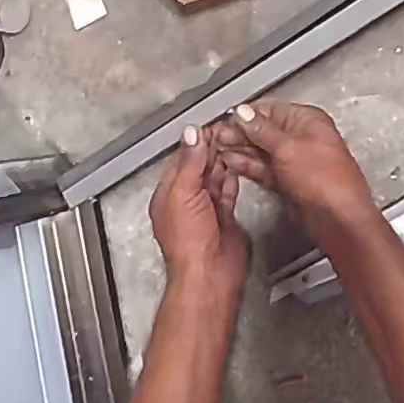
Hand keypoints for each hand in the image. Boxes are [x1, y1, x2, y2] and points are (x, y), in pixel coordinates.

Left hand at [149, 126, 248, 301]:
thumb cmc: (189, 242)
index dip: (194, 144)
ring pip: (213, 179)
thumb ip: (189, 163)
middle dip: (209, 150)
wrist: (210, 274)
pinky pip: (227, 194)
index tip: (207, 128)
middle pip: (198, 168)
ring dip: (221, 162)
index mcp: (168, 195)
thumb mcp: (184, 193)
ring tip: (232, 143)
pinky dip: (231, 181)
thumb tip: (191, 136)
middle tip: (224, 132)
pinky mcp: (224, 219)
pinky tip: (235, 169)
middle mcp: (185, 202)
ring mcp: (205, 211)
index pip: (180, 161)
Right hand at [210, 102, 382, 245]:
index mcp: (308, 121)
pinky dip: (247, 165)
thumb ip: (261, 129)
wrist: (337, 218)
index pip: (270, 110)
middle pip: (264, 130)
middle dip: (240, 132)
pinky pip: (264, 168)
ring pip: (262, 150)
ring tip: (218, 147)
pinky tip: (231, 161)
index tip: (226, 118)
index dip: (247, 114)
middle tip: (217, 134)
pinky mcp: (288, 181)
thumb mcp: (287, 147)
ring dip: (240, 148)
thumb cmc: (325, 179)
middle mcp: (302, 138)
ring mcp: (295, 161)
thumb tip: (243, 113)